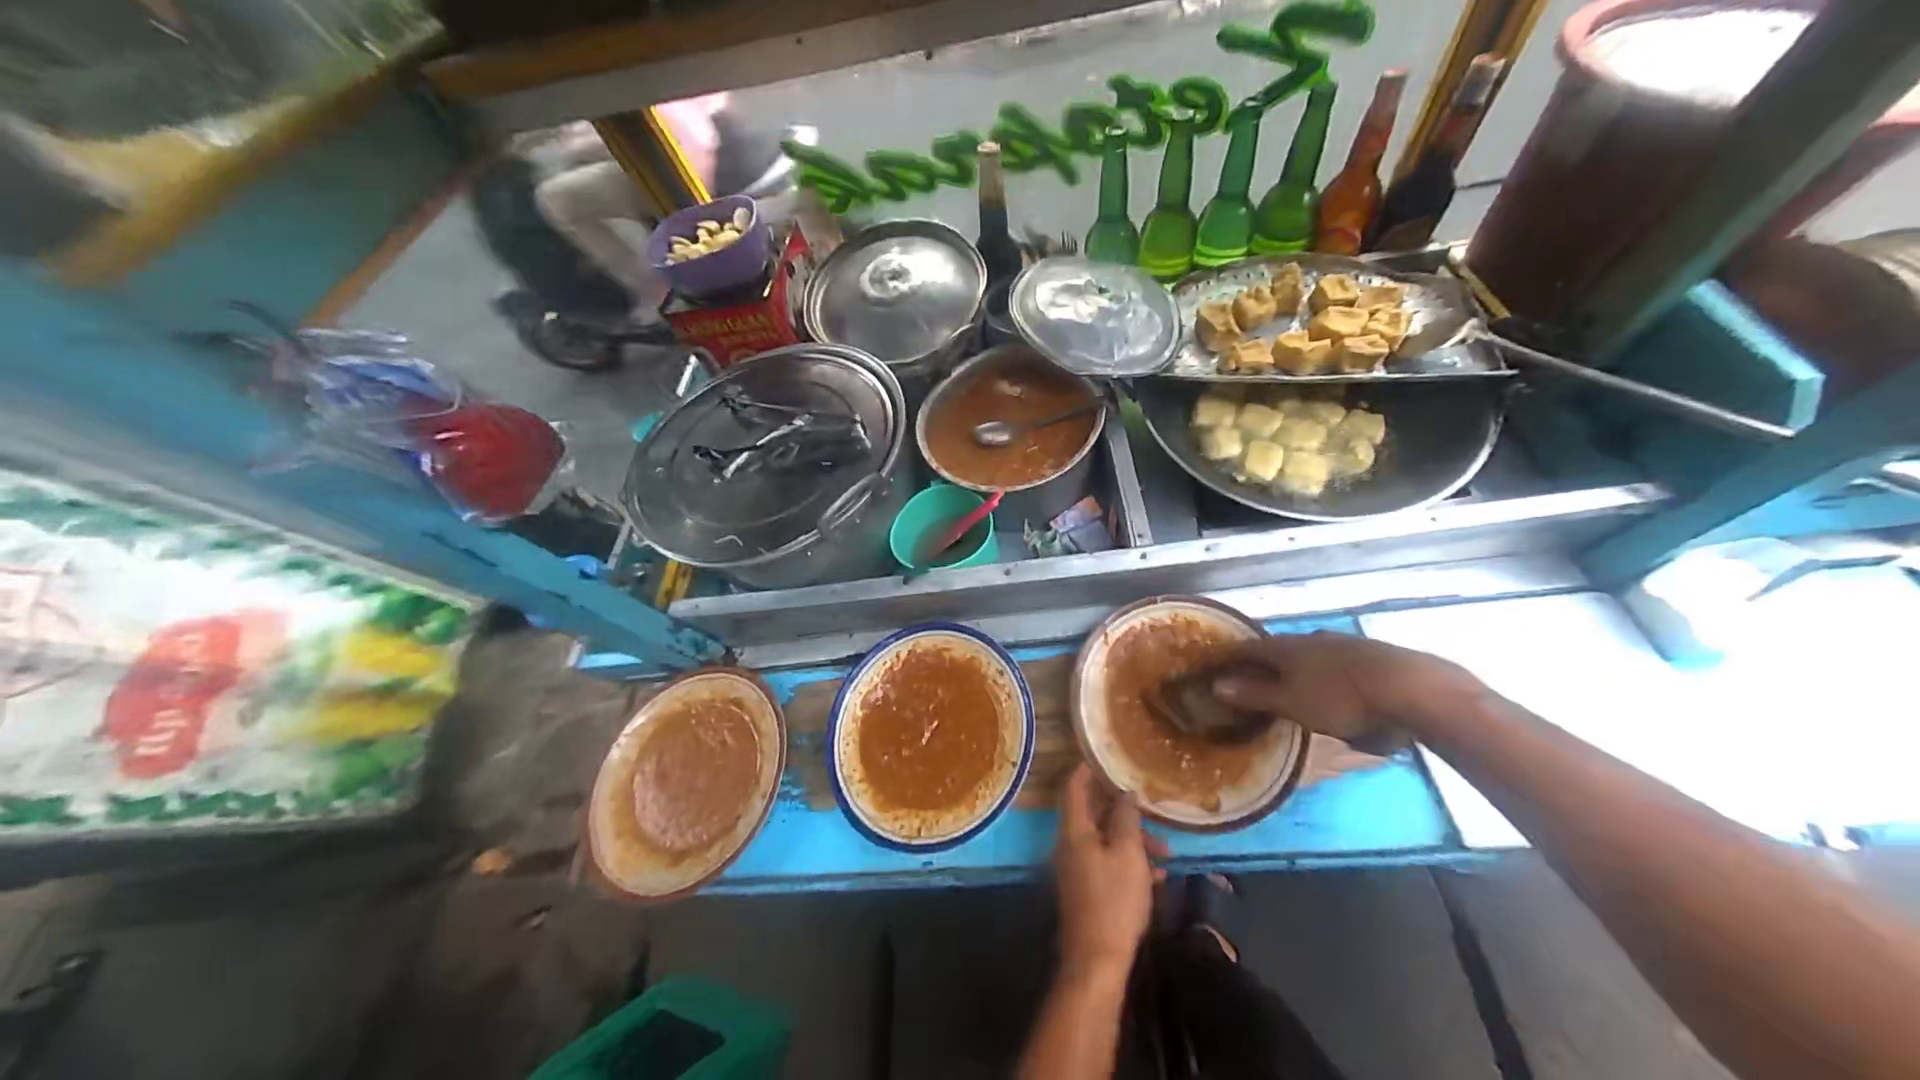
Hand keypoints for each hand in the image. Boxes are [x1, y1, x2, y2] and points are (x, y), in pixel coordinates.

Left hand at [1052, 765, 1167, 979]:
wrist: (1097, 959)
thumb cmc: (1114, 900)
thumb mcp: (1127, 854)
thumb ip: (1125, 818)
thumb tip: (1125, 792)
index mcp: (1074, 831)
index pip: (1073, 788)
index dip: (1087, 769)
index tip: (1104, 756)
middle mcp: (1070, 845)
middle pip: (1093, 814)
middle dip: (1123, 810)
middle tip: (1149, 806)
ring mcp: (1077, 868)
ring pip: (1106, 841)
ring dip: (1133, 841)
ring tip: (1166, 853)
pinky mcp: (1087, 890)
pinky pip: (1108, 864)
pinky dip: (1130, 863)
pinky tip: (1158, 876)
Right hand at [1211, 631, 1482, 745]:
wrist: (1414, 689)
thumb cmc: (1341, 698)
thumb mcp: (1292, 703)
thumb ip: (1254, 694)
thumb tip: (1216, 684)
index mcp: (1285, 647)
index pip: (1245, 647)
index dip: (1226, 657)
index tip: (1210, 665)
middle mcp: (1310, 638)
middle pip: (1277, 649)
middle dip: (1261, 664)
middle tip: (1248, 680)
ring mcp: (1342, 644)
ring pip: (1307, 654)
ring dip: (1294, 668)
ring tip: (1289, 686)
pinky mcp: (1370, 655)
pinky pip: (1333, 663)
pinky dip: (1321, 674)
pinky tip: (1330, 689)